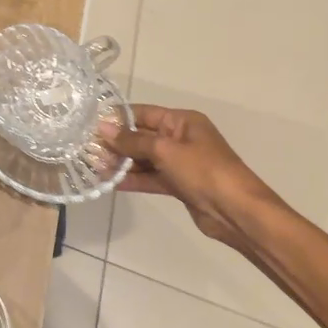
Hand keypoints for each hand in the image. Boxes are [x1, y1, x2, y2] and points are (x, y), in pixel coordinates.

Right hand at [98, 104, 280, 249]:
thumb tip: (102, 128)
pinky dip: (134, 179)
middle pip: (141, 136)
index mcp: (182, 121)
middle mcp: (181, 138)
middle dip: (116, 143)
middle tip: (88, 149)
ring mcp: (181, 163)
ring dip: (122, 163)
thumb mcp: (165, 150)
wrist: (240, 214)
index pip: (142, 113)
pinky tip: (112, 182)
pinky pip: (151, 177)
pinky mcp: (180, 185)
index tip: (90, 124)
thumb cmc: (204, 172)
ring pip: (144, 158)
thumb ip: (132, 141)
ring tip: (94, 166)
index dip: (117, 118)